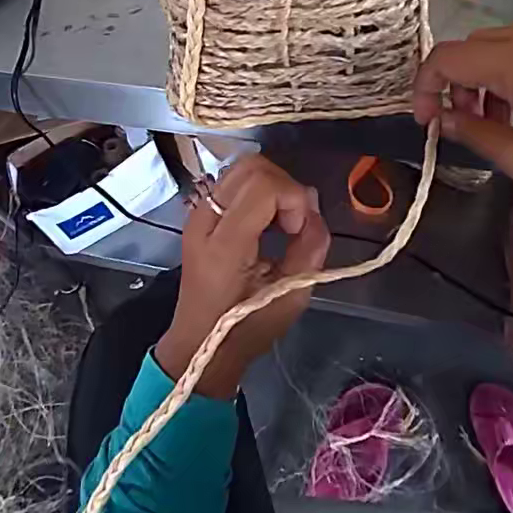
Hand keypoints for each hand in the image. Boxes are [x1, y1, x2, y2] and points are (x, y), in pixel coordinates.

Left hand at [155, 156, 330, 398]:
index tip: (300, 231)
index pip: (263, 186)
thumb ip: (310, 248)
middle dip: (285, 187)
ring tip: (283, 222)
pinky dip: (260, 190)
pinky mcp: (201, 213)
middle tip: (294, 224)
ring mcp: (199, 213)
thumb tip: (314, 210)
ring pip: (243, 168)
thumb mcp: (292, 297)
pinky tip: (267, 222)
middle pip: (252, 167)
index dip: (294, 199)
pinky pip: (235, 181)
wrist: (200, 345)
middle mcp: (205, 219)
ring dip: (273, 186)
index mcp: (224, 244)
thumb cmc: (246, 328)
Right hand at [412, 25, 512, 236]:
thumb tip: (445, 119)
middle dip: (457, 83)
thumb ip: (476, 134)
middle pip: (476, 47)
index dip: (424, 87)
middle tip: (463, 125)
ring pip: (507, 48)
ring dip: (488, 80)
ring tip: (501, 125)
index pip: (447, 57)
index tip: (423, 123)